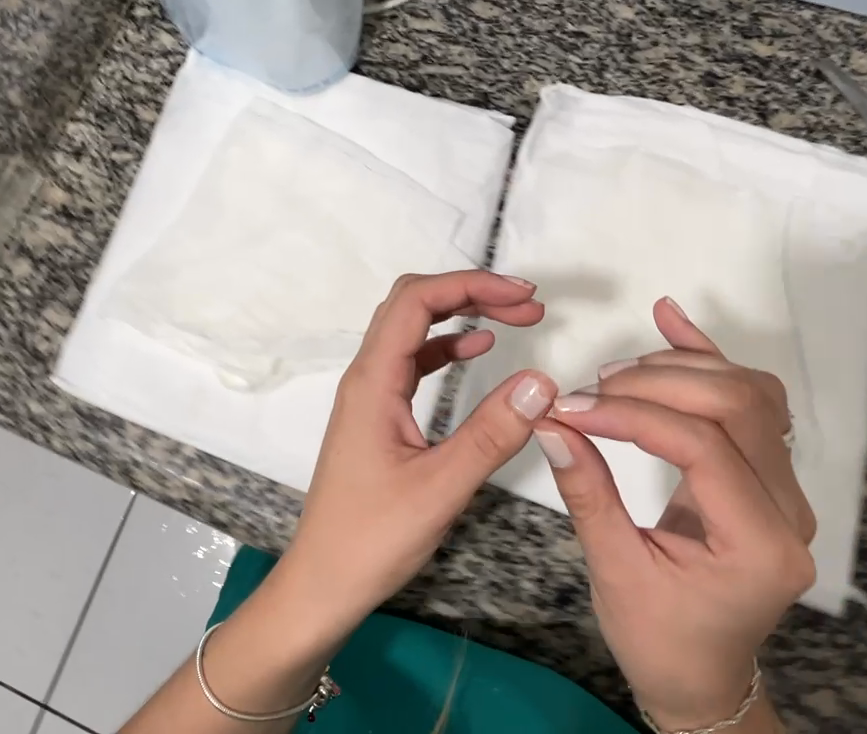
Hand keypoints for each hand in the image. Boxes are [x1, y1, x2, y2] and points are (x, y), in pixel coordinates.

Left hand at [268, 270, 551, 648]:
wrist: (324, 580)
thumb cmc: (373, 538)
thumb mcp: (441, 488)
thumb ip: (492, 434)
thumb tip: (542, 381)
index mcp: (372, 381)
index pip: (416, 301)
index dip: (470, 286)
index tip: (524, 297)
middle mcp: (366, 376)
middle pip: (412, 304)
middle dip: (468, 292)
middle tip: (527, 305)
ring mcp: (370, 395)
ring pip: (412, 330)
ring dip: (460, 316)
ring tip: (516, 320)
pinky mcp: (378, 414)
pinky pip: (413, 362)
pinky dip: (448, 348)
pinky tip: (479, 350)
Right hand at [533, 299, 813, 731]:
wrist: (704, 677)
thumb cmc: (659, 638)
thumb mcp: (615, 571)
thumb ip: (587, 491)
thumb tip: (550, 422)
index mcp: (759, 545)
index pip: (702, 447)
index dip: (631, 415)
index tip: (569, 409)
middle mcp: (788, 509)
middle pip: (739, 406)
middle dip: (656, 383)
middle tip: (590, 393)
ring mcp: (784, 488)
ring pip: (750, 393)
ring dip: (680, 368)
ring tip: (614, 375)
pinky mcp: (764, 473)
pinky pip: (747, 400)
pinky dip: (704, 356)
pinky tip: (668, 319)